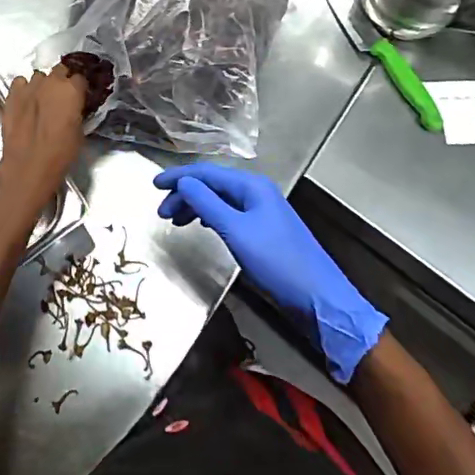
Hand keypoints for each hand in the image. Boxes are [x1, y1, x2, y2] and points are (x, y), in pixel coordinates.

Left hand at [0, 68, 87, 206]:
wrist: (29, 163)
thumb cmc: (60, 152)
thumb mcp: (79, 130)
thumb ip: (77, 110)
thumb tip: (73, 107)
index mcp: (72, 90)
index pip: (80, 78)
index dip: (79, 88)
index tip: (78, 96)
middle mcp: (51, 81)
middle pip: (59, 70)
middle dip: (61, 81)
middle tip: (60, 97)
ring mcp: (30, 85)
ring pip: (39, 76)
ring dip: (42, 85)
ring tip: (41, 100)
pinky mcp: (13, 93)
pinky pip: (20, 82)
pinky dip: (24, 89)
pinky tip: (25, 101)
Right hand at [154, 163, 387, 383]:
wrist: (322, 301)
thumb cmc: (278, 263)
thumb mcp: (236, 231)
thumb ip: (206, 203)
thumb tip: (183, 182)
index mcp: (251, 186)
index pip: (205, 172)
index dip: (177, 177)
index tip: (153, 186)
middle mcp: (257, 192)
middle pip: (211, 184)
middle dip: (184, 194)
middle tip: (162, 212)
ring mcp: (262, 210)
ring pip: (219, 199)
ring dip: (194, 206)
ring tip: (175, 221)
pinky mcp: (265, 229)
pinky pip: (228, 212)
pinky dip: (209, 216)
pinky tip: (201, 225)